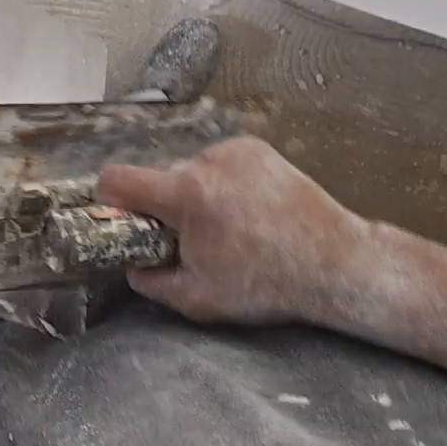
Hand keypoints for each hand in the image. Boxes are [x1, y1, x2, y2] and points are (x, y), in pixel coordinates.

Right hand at [97, 137, 375, 325]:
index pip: (117, 178)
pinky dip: (221, 182)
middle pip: (158, 178)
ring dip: (194, 193)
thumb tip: (132, 268)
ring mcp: (232, 150)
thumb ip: (151, 282)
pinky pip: (218, 162)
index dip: (108, 198)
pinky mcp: (255, 147)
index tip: (121, 216)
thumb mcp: (197, 298)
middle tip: (191, 237)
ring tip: (227, 225)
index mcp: (185, 194)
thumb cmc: (266, 284)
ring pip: (189, 170)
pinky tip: (246, 208)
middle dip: (164, 205)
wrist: (337, 264)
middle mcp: (205, 162)